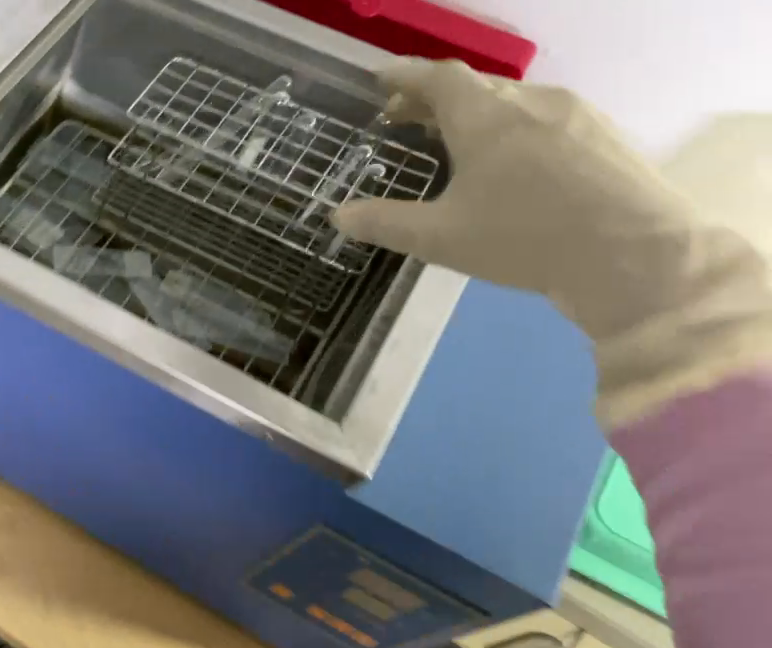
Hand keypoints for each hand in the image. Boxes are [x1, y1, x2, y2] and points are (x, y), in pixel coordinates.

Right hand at [334, 59, 771, 426]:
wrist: (629, 251)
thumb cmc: (521, 238)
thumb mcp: (436, 238)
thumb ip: (382, 223)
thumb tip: (338, 215)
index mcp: (486, 119)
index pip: (439, 79)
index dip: (405, 75)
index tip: (378, 78)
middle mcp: (531, 103)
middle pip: (474, 86)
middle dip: (430, 98)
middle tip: (399, 117)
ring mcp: (573, 114)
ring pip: (508, 100)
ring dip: (468, 112)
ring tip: (443, 138)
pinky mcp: (597, 134)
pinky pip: (538, 116)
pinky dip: (502, 125)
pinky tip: (496, 158)